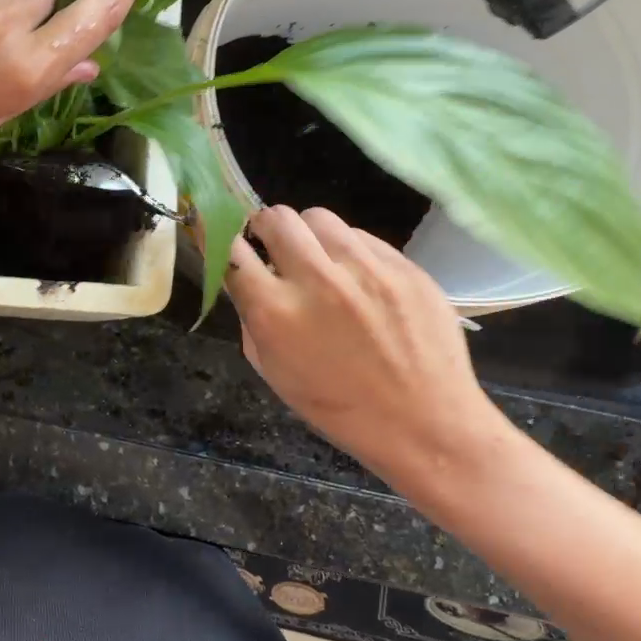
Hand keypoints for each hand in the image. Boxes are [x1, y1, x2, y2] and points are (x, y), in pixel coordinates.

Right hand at [224, 206, 500, 480]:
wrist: (423, 423)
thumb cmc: (334, 405)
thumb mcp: (270, 366)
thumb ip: (252, 316)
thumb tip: (245, 278)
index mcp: (274, 311)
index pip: (230, 249)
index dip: (217, 235)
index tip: (218, 233)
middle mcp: (317, 279)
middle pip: (276, 218)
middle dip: (265, 227)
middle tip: (271, 244)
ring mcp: (367, 269)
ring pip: (319, 217)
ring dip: (307, 233)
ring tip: (317, 258)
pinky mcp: (405, 267)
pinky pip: (362, 236)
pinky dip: (347, 249)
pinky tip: (356, 278)